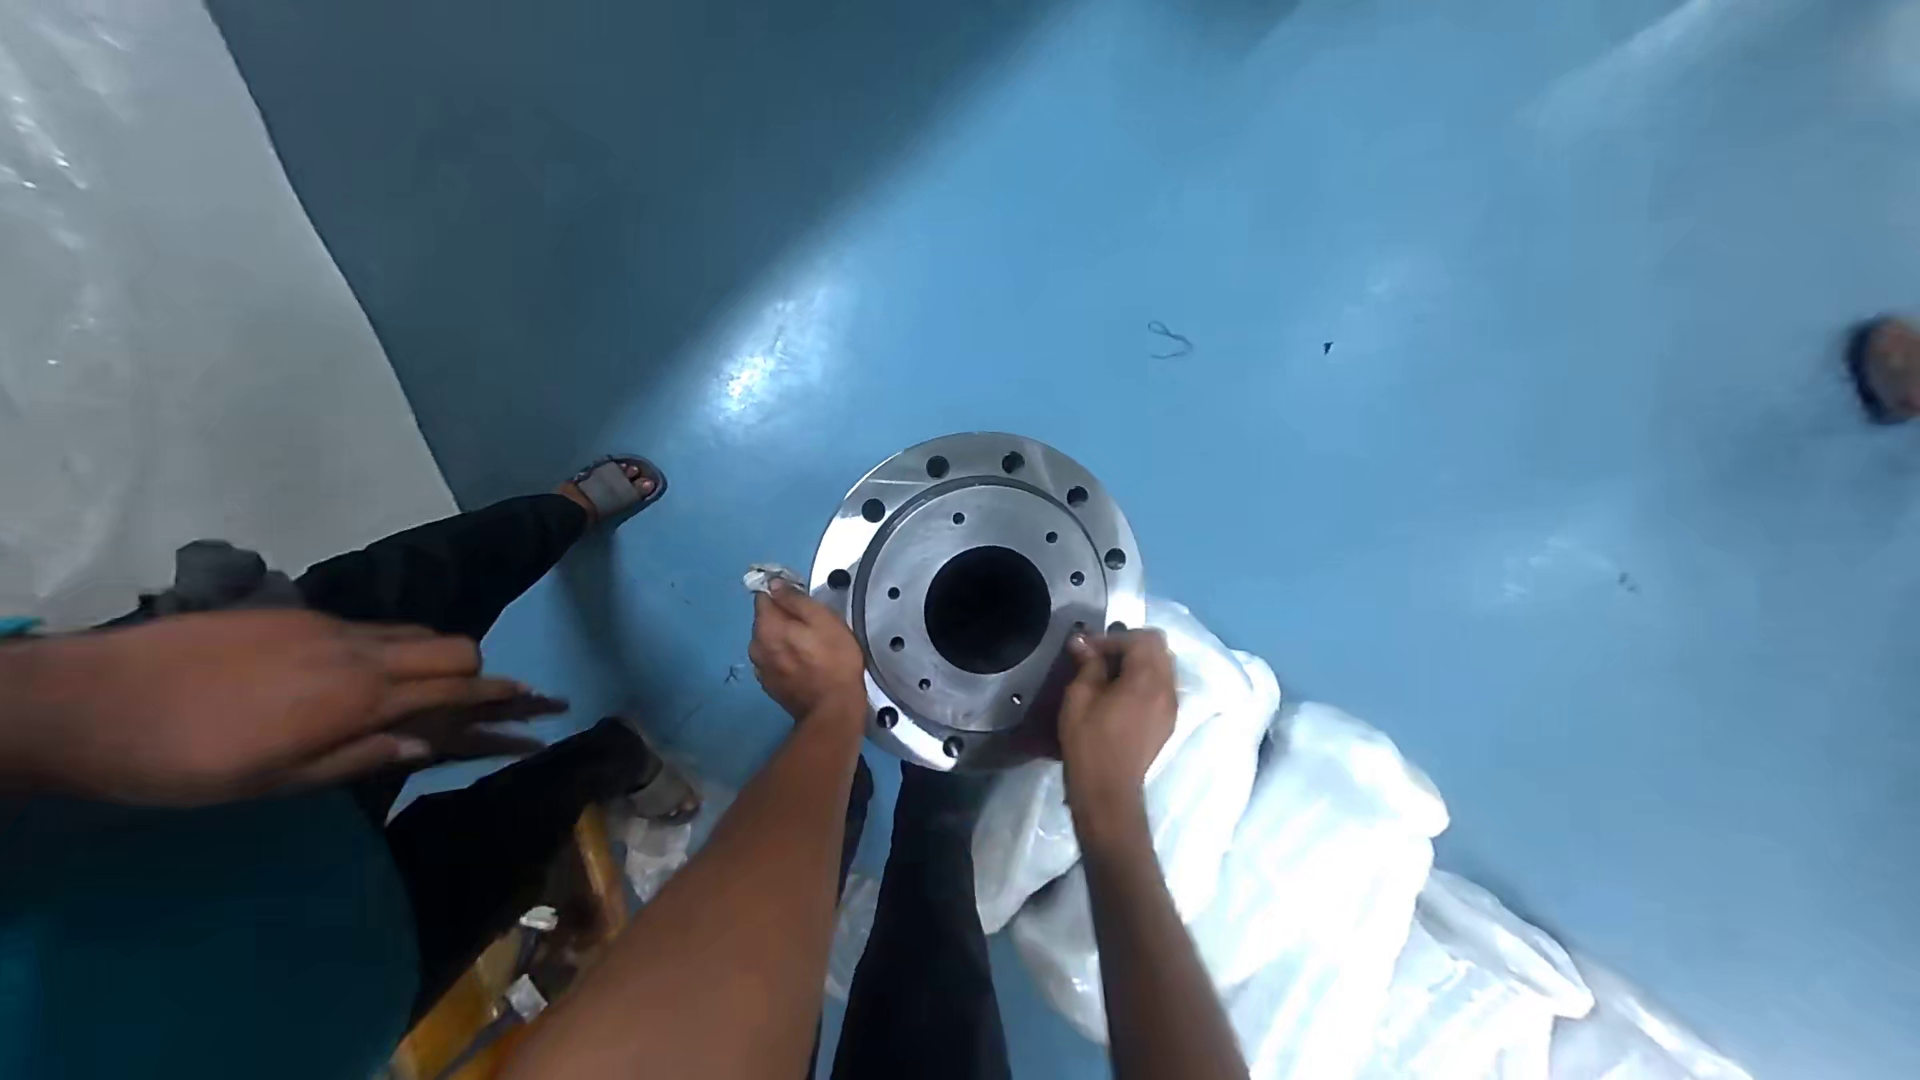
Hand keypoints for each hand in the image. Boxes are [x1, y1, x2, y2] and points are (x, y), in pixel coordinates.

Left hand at [3, 610, 561, 805]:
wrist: (78, 700)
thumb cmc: (180, 762)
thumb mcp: (272, 782)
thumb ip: (360, 756)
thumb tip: (427, 744)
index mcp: (359, 700)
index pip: (458, 694)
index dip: (505, 701)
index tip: (544, 704)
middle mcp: (362, 655)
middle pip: (457, 651)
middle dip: (484, 675)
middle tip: (494, 696)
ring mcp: (334, 629)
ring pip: (422, 633)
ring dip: (443, 659)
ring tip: (436, 684)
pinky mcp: (305, 616)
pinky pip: (379, 627)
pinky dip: (396, 648)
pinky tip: (369, 667)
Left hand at [748, 580, 866, 722]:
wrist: (834, 708)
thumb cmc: (834, 659)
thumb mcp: (823, 619)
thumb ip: (796, 599)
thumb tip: (774, 585)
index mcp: (767, 627)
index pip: (763, 596)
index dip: (782, 592)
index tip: (801, 598)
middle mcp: (756, 646)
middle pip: (765, 619)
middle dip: (783, 616)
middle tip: (812, 624)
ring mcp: (760, 668)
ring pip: (768, 641)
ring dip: (782, 638)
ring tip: (809, 645)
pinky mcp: (769, 685)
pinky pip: (773, 660)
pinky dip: (784, 656)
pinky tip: (803, 663)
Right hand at [1059, 629, 1176, 823]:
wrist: (1107, 789)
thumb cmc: (1088, 741)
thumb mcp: (1079, 696)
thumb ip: (1087, 664)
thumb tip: (1082, 642)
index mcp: (1147, 680)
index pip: (1141, 639)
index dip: (1113, 638)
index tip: (1088, 648)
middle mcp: (1167, 688)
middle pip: (1159, 647)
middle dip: (1130, 643)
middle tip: (1101, 654)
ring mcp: (1172, 706)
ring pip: (1164, 665)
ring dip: (1140, 660)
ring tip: (1111, 672)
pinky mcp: (1169, 721)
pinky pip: (1163, 685)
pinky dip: (1146, 678)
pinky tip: (1122, 692)